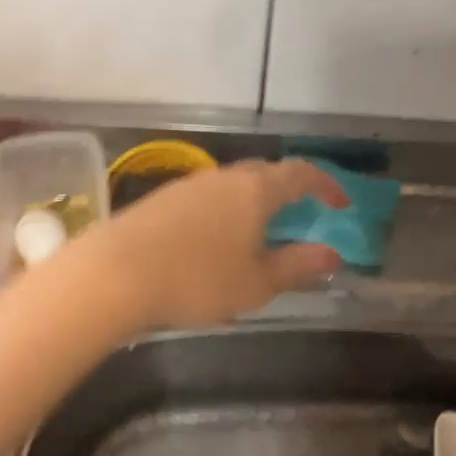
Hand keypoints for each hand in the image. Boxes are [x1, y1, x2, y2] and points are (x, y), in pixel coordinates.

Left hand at [65, 159, 347, 329]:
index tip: (341, 204)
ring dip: (254, 203)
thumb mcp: (257, 282)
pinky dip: (225, 213)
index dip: (326, 185)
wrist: (114, 273)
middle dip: (289, 192)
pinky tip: (216, 243)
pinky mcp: (161, 200)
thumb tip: (333, 255)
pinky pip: (207, 199)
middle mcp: (224, 177)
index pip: (302, 173)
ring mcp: (189, 185)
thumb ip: (297, 266)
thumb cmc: (198, 278)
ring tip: (260, 235)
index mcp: (256, 189)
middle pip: (266, 173)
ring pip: (233, 186)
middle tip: (302, 217)